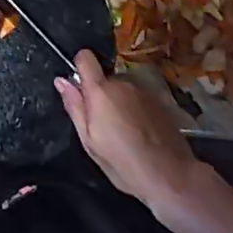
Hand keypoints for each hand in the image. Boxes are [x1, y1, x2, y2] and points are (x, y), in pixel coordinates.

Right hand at [55, 50, 206, 207]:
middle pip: (105, 78)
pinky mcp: (160, 99)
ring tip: (126, 133)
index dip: (79, 68)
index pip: (85, 57)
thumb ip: (75, 107)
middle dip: (101, 95)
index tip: (81, 90)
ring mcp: (144, 89)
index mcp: (101, 91)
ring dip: (120, 102)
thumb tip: (61, 81)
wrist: (171, 175)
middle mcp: (123, 82)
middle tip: (104, 126)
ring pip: (123, 89)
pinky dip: (136, 109)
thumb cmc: (123, 163)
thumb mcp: (90, 142)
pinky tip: (142, 133)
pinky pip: (139, 97)